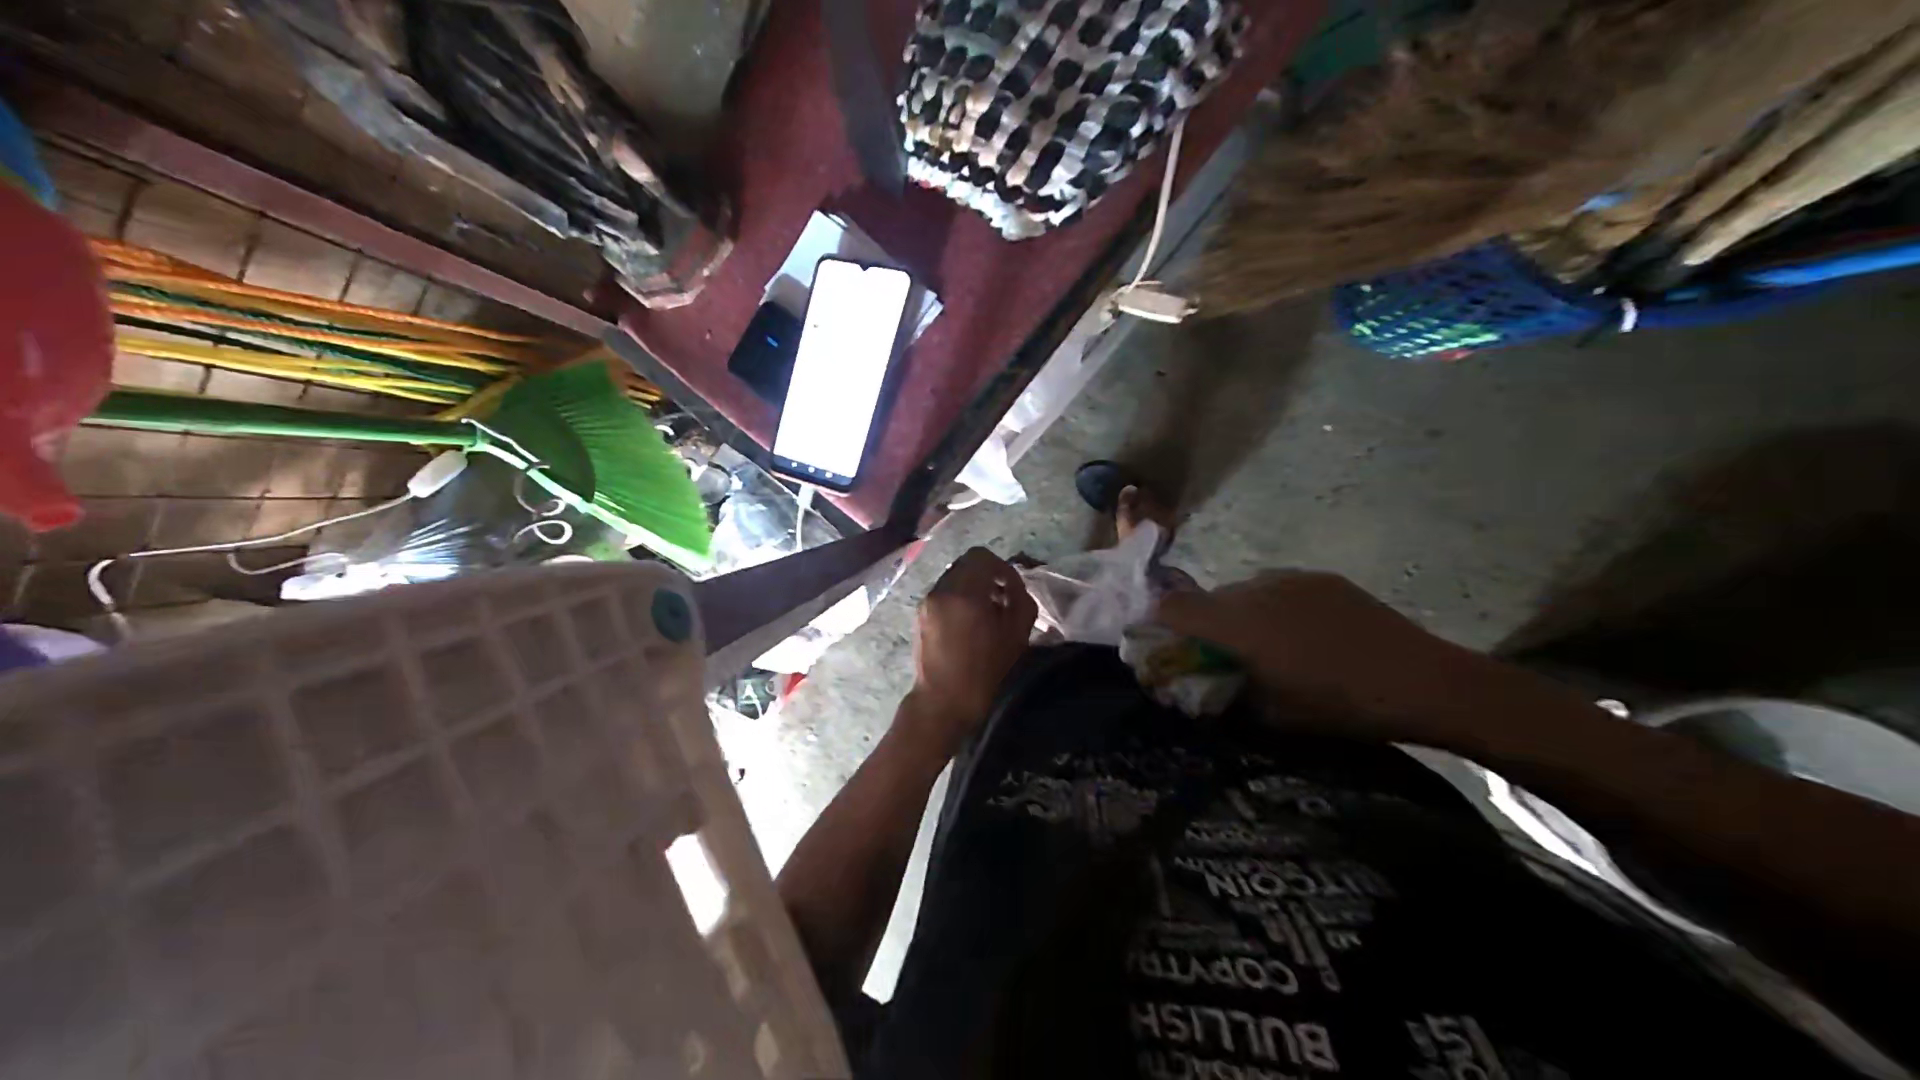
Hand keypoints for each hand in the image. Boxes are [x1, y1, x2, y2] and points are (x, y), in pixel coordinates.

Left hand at [904, 547, 1037, 756]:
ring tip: (987, 613)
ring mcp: (926, 602)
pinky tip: (970, 623)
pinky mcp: (920, 614)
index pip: (982, 557)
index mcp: (963, 593)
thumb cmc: (984, 671)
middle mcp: (940, 590)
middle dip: (988, 576)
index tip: (1013, 591)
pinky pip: (944, 594)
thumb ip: (1020, 601)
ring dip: (973, 587)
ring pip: (954, 578)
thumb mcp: (1016, 635)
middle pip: (966, 564)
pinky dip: (959, 598)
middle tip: (1002, 599)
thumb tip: (1014, 587)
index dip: (1003, 569)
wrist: (943, 701)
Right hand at [1156, 570, 1518, 743]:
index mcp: (1236, 625)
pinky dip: (1273, 607)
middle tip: (1221, 656)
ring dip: (1240, 615)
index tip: (1161, 645)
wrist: (1423, 681)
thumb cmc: (1339, 705)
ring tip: (1268, 645)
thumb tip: (1198, 686)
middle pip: (1207, 599)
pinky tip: (1303, 633)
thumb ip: (1224, 694)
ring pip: (1243, 591)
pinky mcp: (1320, 578)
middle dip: (1203, 624)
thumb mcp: (1271, 715)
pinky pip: (1277, 587)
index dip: (1157, 623)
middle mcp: (1254, 590)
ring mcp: (1289, 579)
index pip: (1172, 607)